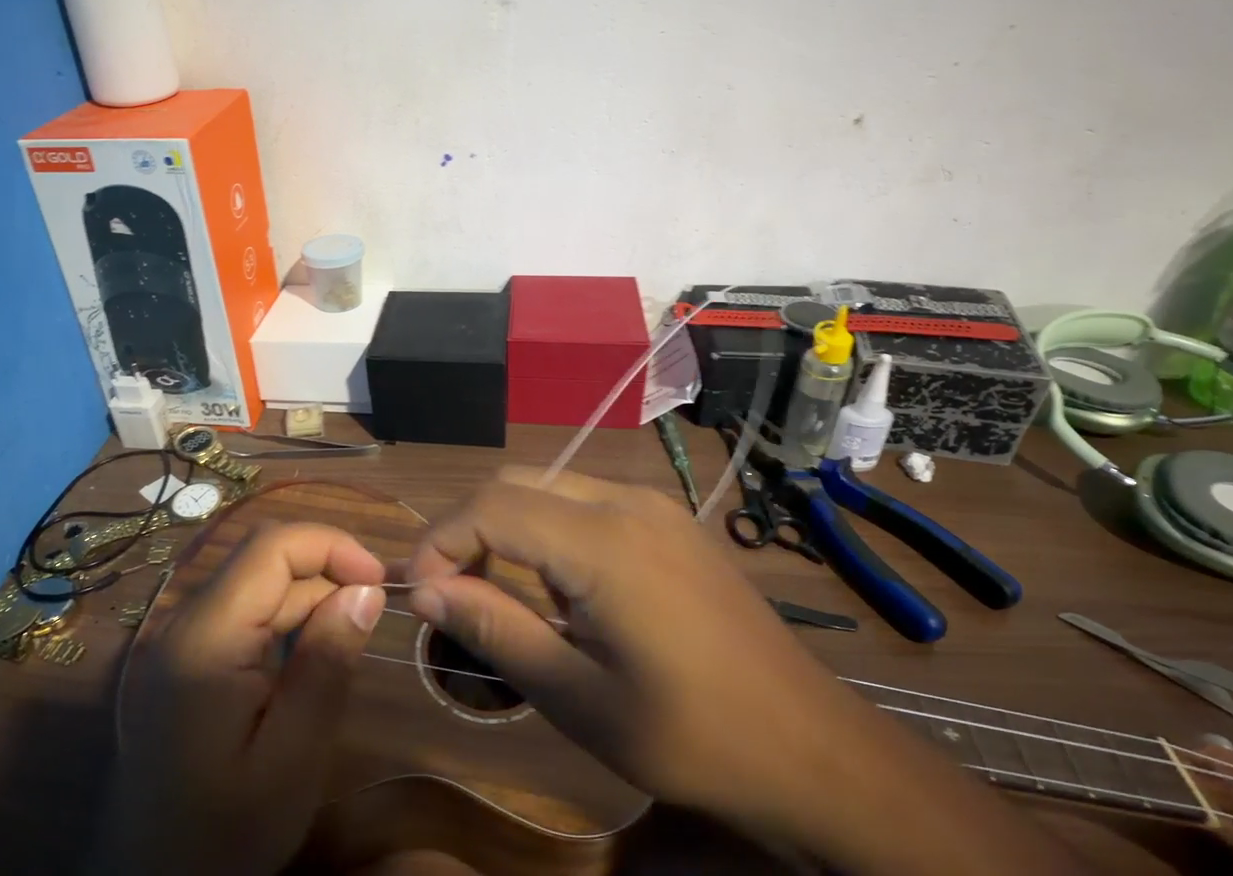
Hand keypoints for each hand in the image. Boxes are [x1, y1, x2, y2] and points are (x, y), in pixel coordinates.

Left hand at [95, 523, 386, 875]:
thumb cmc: (227, 829)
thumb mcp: (293, 754)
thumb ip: (326, 663)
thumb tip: (364, 589)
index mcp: (206, 637)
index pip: (270, 547)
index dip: (331, 546)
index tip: (379, 581)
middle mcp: (183, 624)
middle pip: (261, 563)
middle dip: (325, 571)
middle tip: (377, 612)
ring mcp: (177, 644)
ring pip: (252, 589)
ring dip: (307, 598)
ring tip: (351, 638)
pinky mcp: (182, 664)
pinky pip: (239, 621)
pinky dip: (282, 625)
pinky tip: (310, 660)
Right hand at [403, 467, 857, 827]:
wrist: (811, 750)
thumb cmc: (688, 735)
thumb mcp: (576, 696)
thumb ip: (496, 629)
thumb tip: (426, 589)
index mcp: (603, 541)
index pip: (490, 505)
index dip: (441, 540)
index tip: (421, 594)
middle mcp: (629, 503)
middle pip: (518, 482)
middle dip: (469, 528)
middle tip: (450, 593)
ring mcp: (659, 509)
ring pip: (554, 487)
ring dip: (510, 528)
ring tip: (497, 595)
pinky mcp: (675, 526)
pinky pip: (592, 505)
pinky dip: (551, 532)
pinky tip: (560, 591)